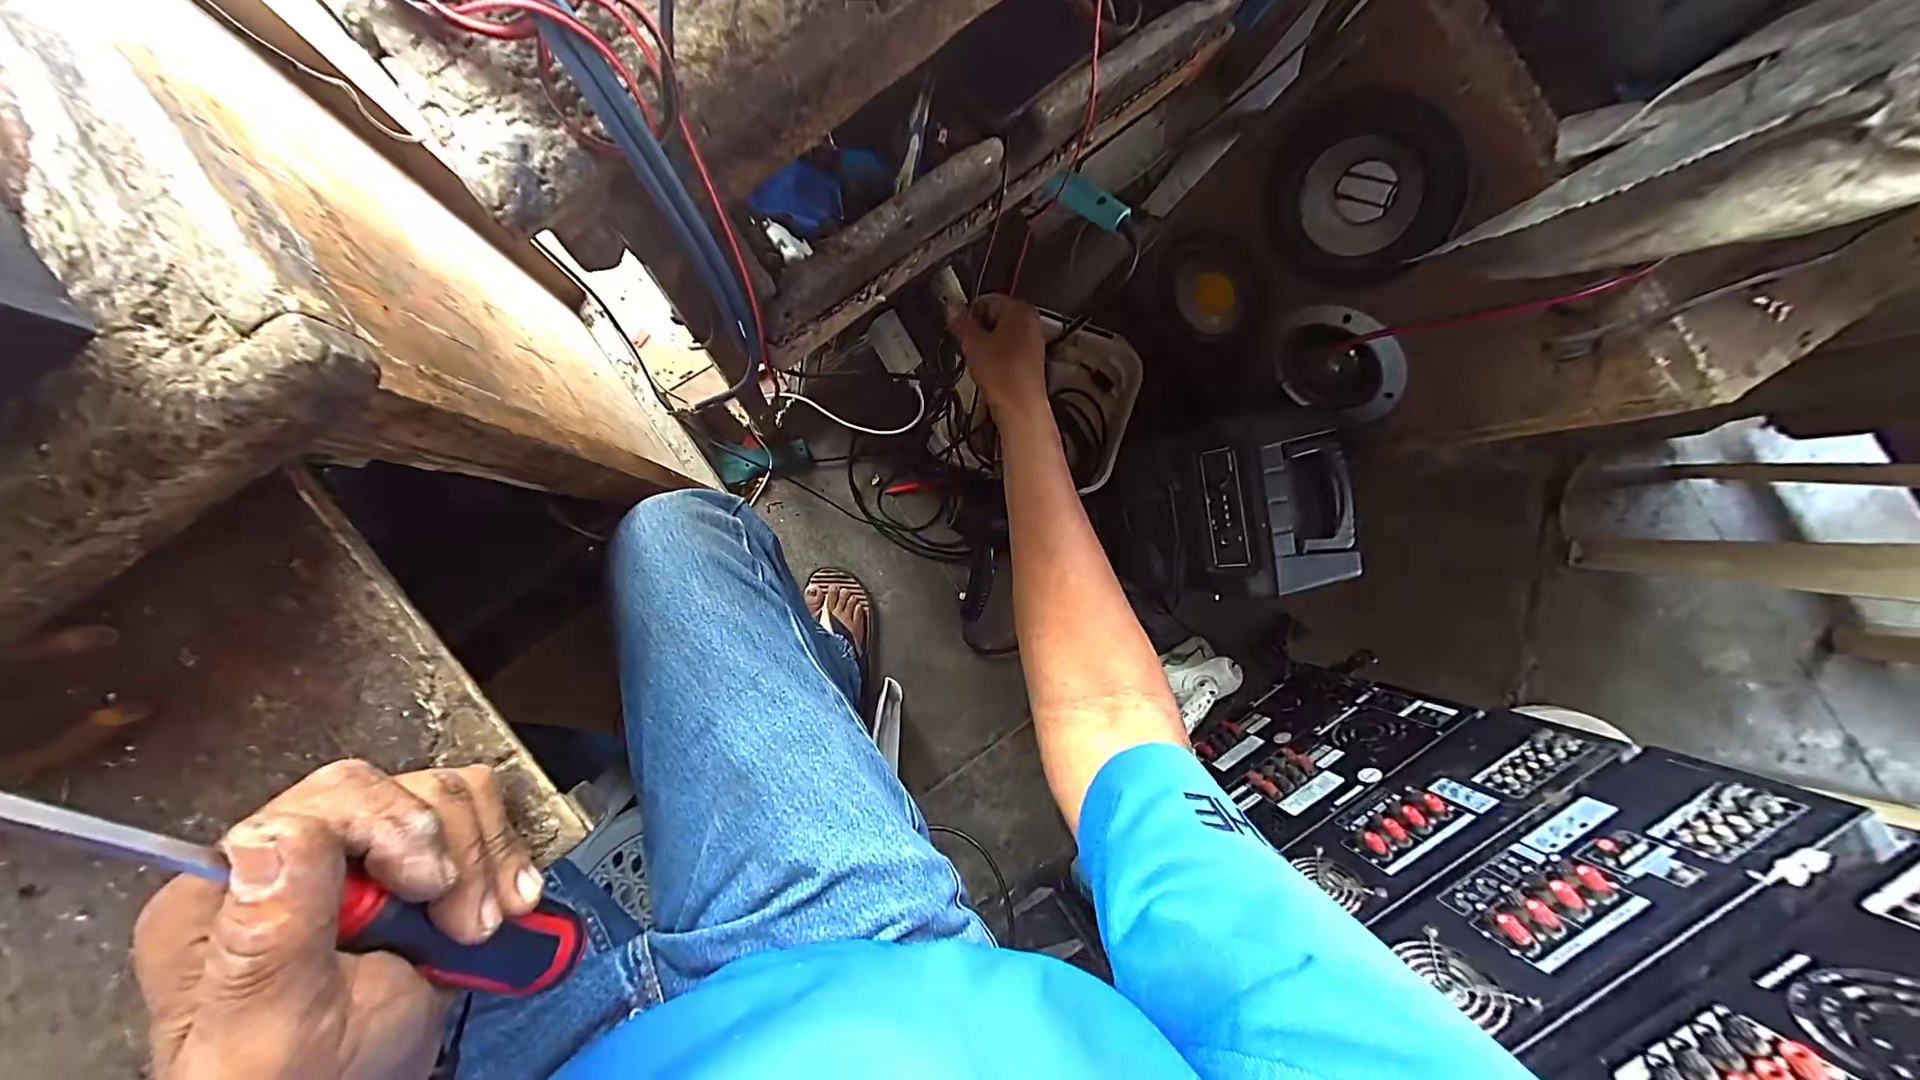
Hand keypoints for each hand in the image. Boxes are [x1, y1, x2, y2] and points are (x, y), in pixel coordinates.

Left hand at [132, 760, 546, 1079]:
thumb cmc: (303, 1076)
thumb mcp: (269, 1030)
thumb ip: (267, 938)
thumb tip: (272, 836)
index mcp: (229, 891)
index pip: (328, 801)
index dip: (394, 828)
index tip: (432, 889)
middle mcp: (303, 852)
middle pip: (403, 790)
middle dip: (454, 850)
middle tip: (466, 921)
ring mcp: (373, 845)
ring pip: (455, 795)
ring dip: (488, 859)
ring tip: (486, 923)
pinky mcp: (430, 847)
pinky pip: (487, 810)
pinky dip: (509, 854)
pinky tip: (509, 899)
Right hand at [946, 294, 1046, 414]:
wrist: (1020, 407)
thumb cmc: (1004, 375)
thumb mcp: (973, 344)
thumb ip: (961, 323)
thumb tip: (952, 308)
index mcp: (1021, 311)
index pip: (987, 300)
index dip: (969, 313)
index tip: (958, 325)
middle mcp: (1031, 323)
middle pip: (995, 317)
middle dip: (978, 330)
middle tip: (967, 344)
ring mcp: (1033, 343)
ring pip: (1001, 335)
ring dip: (986, 344)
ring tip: (978, 360)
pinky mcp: (1030, 361)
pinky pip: (1008, 351)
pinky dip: (996, 356)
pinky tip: (989, 369)